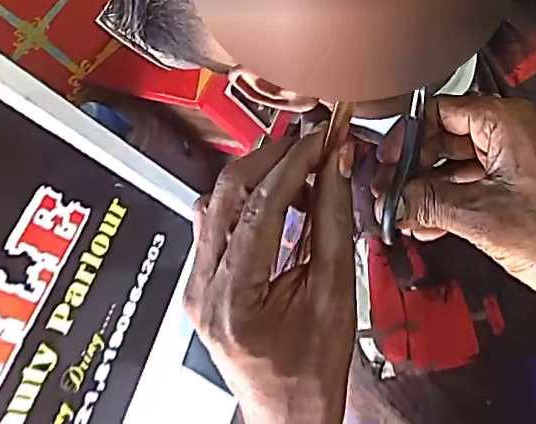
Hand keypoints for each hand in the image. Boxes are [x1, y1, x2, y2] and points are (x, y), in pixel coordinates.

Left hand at [186, 129, 355, 423]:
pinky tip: (281, 197)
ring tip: (302, 170)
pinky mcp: (202, 275)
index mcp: (235, 297)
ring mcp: (197, 280)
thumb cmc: (310, 374)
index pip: (262, 202)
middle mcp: (203, 286)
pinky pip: (219, 215)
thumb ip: (335, 220)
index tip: (322, 140)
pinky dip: (251, 194)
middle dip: (275, 156)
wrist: (287, 417)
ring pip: (220, 196)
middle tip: (312, 144)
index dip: (297, 161)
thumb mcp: (335, 293)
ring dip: (261, 172)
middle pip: (229, 188)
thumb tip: (337, 164)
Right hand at [375, 94, 535, 327]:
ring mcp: (516, 158)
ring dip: (429, 187)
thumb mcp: (484, 219)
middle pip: (445, 135)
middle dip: (415, 166)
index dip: (407, 136)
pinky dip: (450, 199)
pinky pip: (475, 181)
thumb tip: (393, 200)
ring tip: (400, 211)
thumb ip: (430, 203)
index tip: (384, 161)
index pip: (439, 111)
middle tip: (387, 191)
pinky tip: (426, 222)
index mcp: (505, 120)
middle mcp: (510, 131)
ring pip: (457, 161)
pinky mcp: (520, 185)